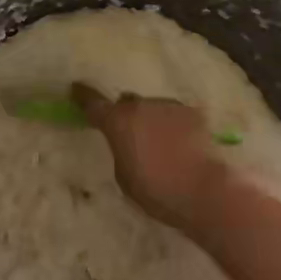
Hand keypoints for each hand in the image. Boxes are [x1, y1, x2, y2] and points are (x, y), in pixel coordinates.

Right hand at [72, 83, 228, 230]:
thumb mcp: (125, 178)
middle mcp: (140, 105)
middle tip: (132, 138)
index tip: (74, 88)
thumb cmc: (158, 191)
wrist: (206, 189)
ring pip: (152, 108)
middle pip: (127, 104)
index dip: (82, 96)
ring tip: (163, 147)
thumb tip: (127, 143)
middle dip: (126, 116)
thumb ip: (120, 153)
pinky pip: (174, 115)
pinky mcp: (191, 112)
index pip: (93, 103)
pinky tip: (183, 147)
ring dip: (151, 121)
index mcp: (118, 122)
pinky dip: (173, 126)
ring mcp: (167, 105)